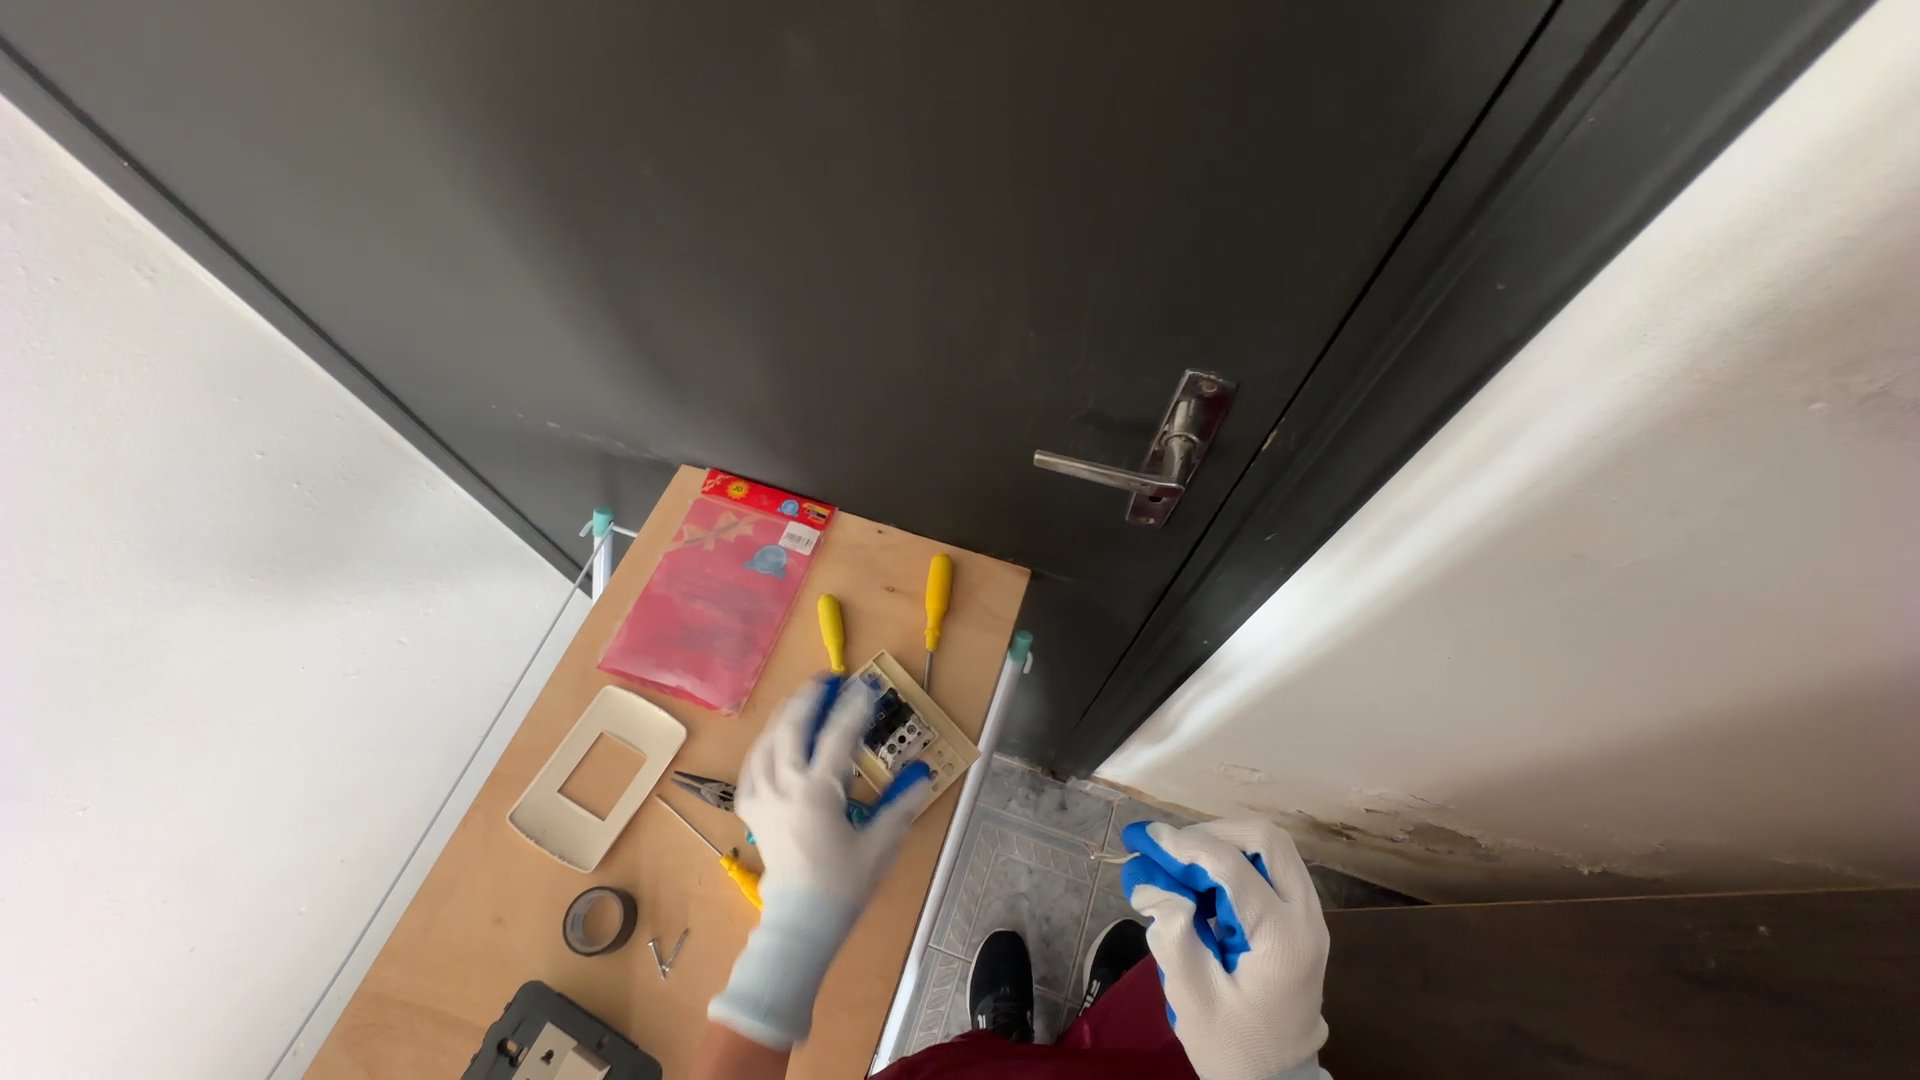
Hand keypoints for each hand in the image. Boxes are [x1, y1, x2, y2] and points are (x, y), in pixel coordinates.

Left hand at [739, 674, 934, 899]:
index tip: (865, 687)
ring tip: (805, 698)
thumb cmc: (843, 883)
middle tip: (829, 679)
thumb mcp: (880, 843)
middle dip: (811, 697)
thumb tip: (922, 772)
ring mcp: (761, 795)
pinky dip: (767, 740)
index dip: (853, 708)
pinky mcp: (750, 807)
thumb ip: (901, 804)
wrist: (800, 921)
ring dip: (787, 713)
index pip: (837, 736)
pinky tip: (777, 735)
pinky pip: (753, 762)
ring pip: (768, 739)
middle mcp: (784, 786)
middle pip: (792, 727)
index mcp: (816, 793)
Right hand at [1122, 819, 1329, 1079]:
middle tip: (1170, 850)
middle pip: (1265, 839)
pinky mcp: (1299, 914)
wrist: (1278, 1079)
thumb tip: (1152, 883)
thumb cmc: (1233, 1045)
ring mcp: (1308, 914)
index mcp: (1283, 940)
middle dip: (1211, 832)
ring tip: (1180, 866)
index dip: (1184, 845)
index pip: (1232, 867)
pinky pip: (1268, 864)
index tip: (1145, 839)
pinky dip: (1231, 858)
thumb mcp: (1194, 1000)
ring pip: (1269, 845)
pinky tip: (1201, 883)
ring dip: (1221, 843)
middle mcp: (1306, 917)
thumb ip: (1173, 937)